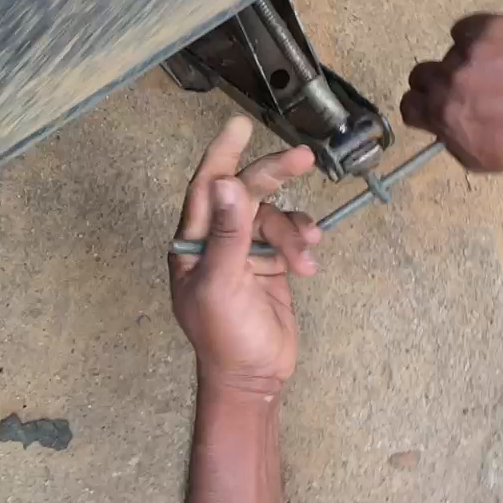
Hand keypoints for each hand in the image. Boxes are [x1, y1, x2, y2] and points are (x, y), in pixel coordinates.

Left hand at [169, 117, 323, 396]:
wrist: (253, 377)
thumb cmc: (224, 338)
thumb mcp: (221, 285)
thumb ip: (226, 234)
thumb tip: (226, 183)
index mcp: (194, 241)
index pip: (206, 186)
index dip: (221, 153)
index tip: (239, 125)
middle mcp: (218, 239)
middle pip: (246, 192)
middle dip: (273, 175)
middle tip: (303, 157)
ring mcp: (246, 251)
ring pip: (275, 216)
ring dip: (293, 230)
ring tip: (305, 255)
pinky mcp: (271, 264)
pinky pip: (289, 237)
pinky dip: (301, 243)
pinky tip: (308, 260)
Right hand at [399, 14, 502, 171]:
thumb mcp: (479, 159)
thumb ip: (449, 138)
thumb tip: (439, 123)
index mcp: (443, 115)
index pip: (409, 105)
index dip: (422, 107)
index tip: (434, 106)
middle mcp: (450, 80)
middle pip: (422, 75)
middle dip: (438, 84)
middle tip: (466, 88)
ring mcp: (470, 50)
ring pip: (452, 53)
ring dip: (467, 62)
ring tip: (500, 72)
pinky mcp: (491, 27)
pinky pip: (466, 28)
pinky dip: (477, 37)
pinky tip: (500, 50)